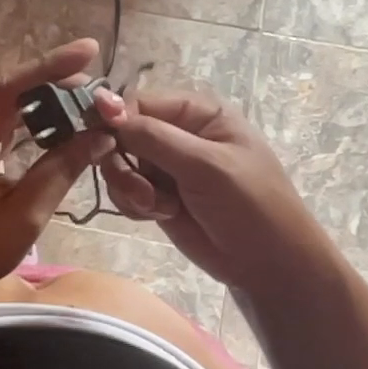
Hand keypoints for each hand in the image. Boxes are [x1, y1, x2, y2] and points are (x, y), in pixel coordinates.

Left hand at [0, 39, 115, 293]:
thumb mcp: (25, 215)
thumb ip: (60, 170)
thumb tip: (99, 136)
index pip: (8, 90)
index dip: (48, 67)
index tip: (88, 50)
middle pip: (8, 91)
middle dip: (53, 80)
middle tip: (97, 83)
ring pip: (6, 104)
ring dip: (45, 97)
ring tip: (86, 97)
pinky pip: (3, 122)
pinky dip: (33, 117)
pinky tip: (60, 119)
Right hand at [92, 88, 341, 296]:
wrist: (268, 266)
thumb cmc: (249, 206)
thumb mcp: (203, 165)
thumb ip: (151, 135)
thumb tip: (99, 102)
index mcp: (197, 113)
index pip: (137, 102)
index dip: (114, 120)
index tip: (104, 145)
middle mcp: (177, 133)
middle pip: (120, 134)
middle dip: (122, 163)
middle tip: (140, 191)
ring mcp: (165, 165)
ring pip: (116, 164)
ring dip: (128, 187)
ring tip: (156, 207)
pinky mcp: (156, 194)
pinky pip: (123, 189)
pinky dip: (132, 203)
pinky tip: (157, 215)